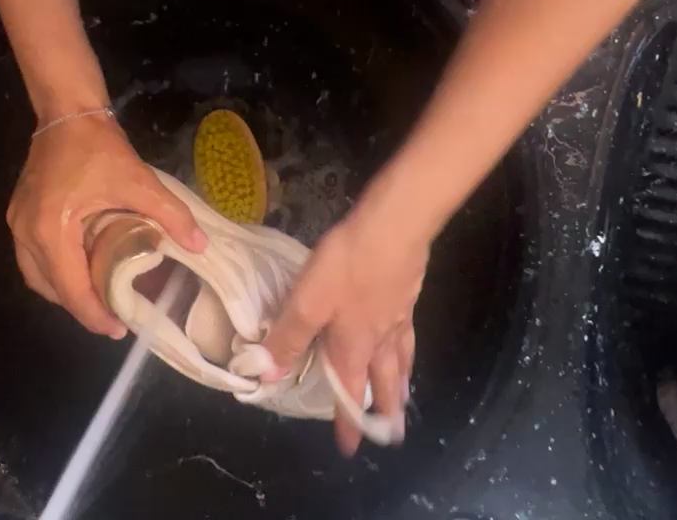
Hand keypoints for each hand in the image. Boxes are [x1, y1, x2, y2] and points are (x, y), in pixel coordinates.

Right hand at [6, 111, 206, 337]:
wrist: (68, 112)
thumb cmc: (100, 147)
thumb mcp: (139, 181)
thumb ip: (170, 215)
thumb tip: (200, 245)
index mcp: (51, 231)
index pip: (71, 289)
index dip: (95, 314)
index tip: (119, 329)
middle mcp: (26, 233)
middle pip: (51, 288)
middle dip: (81, 306)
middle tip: (113, 314)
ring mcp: (17, 223)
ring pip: (38, 275)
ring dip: (65, 290)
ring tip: (98, 296)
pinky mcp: (18, 212)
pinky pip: (33, 257)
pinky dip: (55, 270)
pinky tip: (79, 267)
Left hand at [261, 200, 427, 455]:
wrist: (392, 228)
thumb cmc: (347, 266)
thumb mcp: (308, 301)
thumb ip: (289, 336)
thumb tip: (267, 377)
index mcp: (353, 347)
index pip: (349, 393)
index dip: (346, 421)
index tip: (348, 448)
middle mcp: (378, 339)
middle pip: (384, 382)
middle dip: (385, 410)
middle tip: (392, 435)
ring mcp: (397, 316)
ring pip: (400, 359)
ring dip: (400, 382)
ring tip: (404, 395)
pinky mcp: (407, 292)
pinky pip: (408, 332)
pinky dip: (407, 348)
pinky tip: (405, 335)